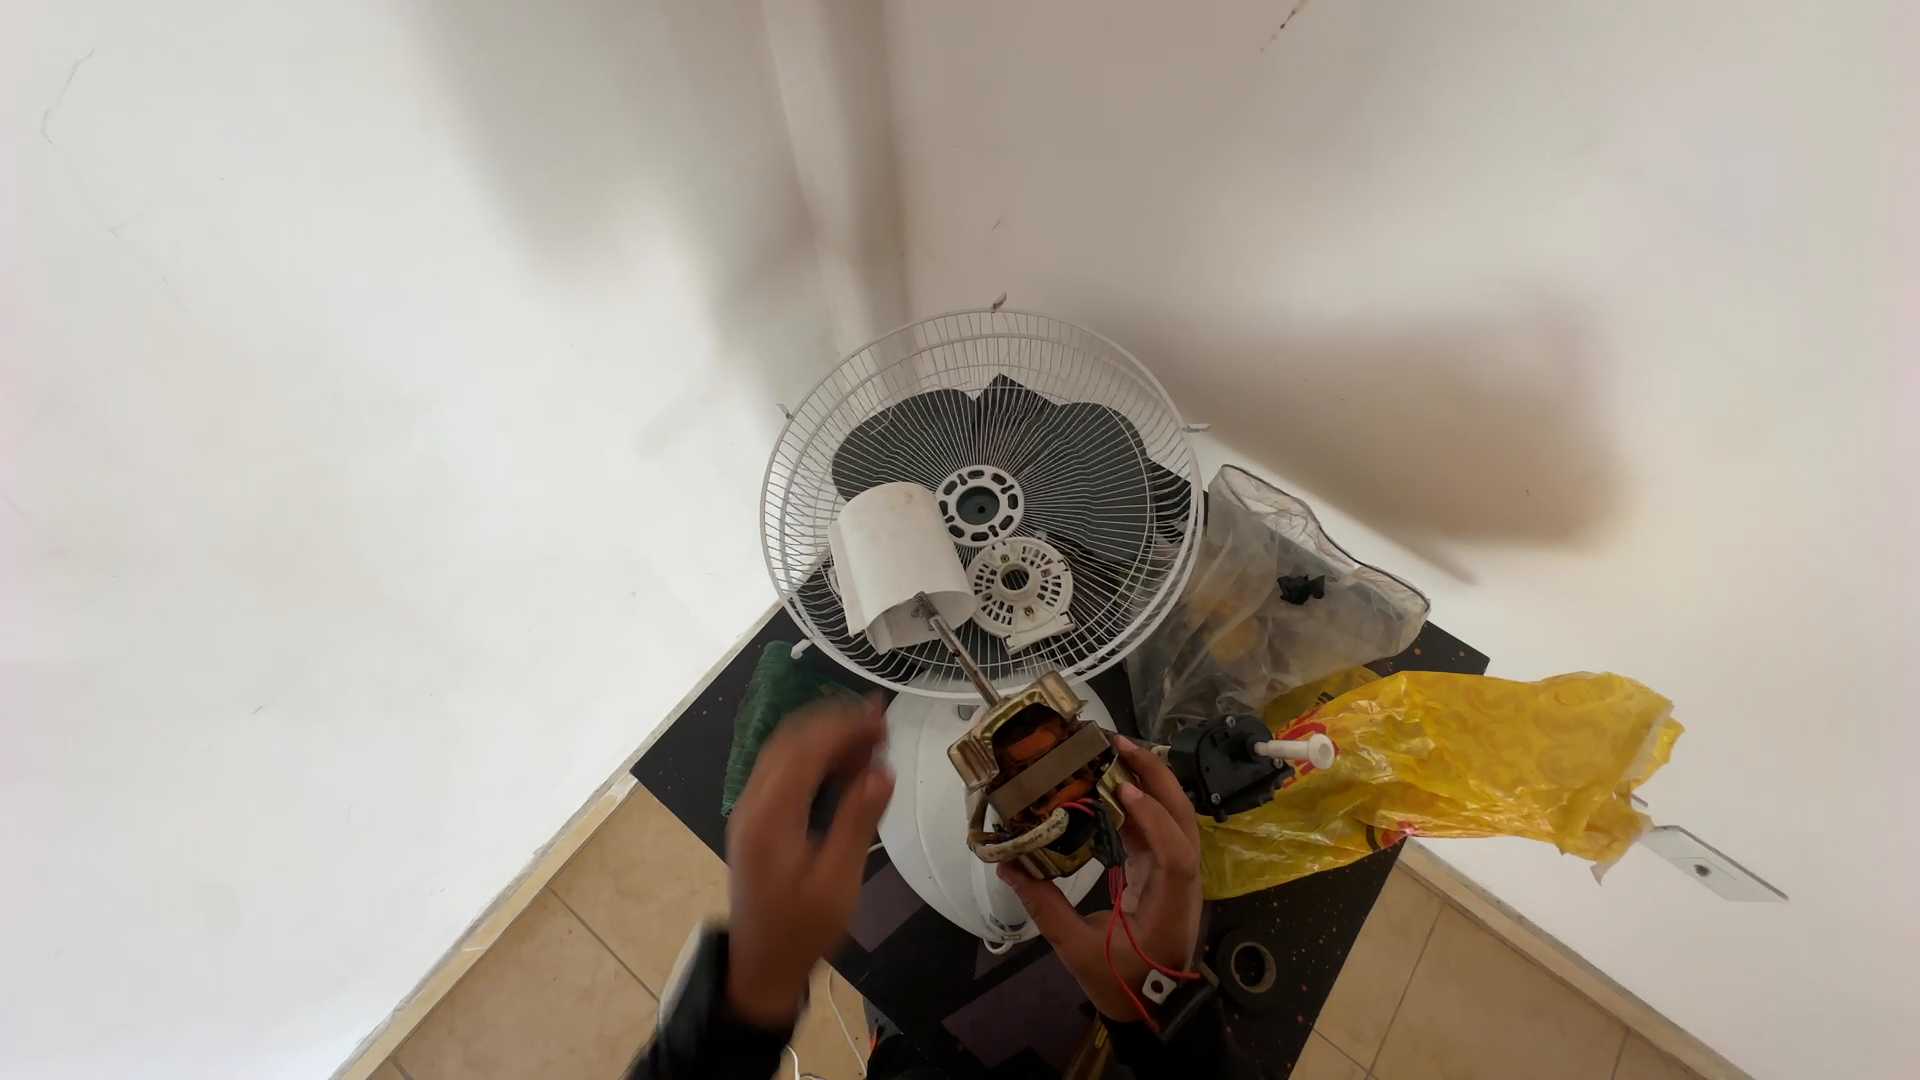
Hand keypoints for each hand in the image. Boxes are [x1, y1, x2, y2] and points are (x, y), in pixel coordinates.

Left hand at [723, 692, 892, 1029]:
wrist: (761, 967)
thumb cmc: (803, 930)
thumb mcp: (838, 884)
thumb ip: (857, 823)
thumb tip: (882, 772)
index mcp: (770, 818)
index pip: (805, 750)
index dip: (844, 726)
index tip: (881, 719)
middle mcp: (754, 803)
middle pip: (792, 740)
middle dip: (837, 723)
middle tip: (881, 725)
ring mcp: (751, 807)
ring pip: (786, 749)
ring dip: (827, 736)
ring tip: (871, 740)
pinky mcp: (758, 815)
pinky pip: (784, 767)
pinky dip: (816, 754)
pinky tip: (847, 763)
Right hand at [997, 736, 1201, 1022]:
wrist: (1156, 1014)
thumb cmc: (1124, 985)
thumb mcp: (1078, 951)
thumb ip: (1043, 906)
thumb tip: (1007, 865)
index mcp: (1170, 902)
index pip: (1175, 852)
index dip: (1154, 818)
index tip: (1123, 792)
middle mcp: (1182, 880)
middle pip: (1183, 818)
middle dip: (1156, 776)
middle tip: (1118, 744)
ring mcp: (1176, 874)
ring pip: (1175, 816)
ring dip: (1150, 781)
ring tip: (1116, 752)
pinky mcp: (1163, 871)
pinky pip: (1158, 827)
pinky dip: (1139, 801)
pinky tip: (1112, 784)